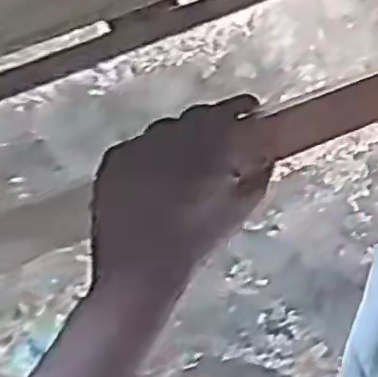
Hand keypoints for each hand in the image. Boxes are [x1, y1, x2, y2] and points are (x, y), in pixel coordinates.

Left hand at [90, 96, 269, 293]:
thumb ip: (261, 169)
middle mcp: (168, 140)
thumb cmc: (201, 234)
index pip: (227, 111)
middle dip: (214, 121)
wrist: (141, 269)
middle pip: (196, 116)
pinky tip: (161, 164)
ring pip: (166, 129)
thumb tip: (266, 152)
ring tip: (193, 152)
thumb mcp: (246, 201)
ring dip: (184, 134)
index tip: (254, 110)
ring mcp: (134, 153)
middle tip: (227, 133)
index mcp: (205, 145)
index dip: (243, 106)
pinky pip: (138, 145)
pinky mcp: (111, 168)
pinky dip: (153, 148)